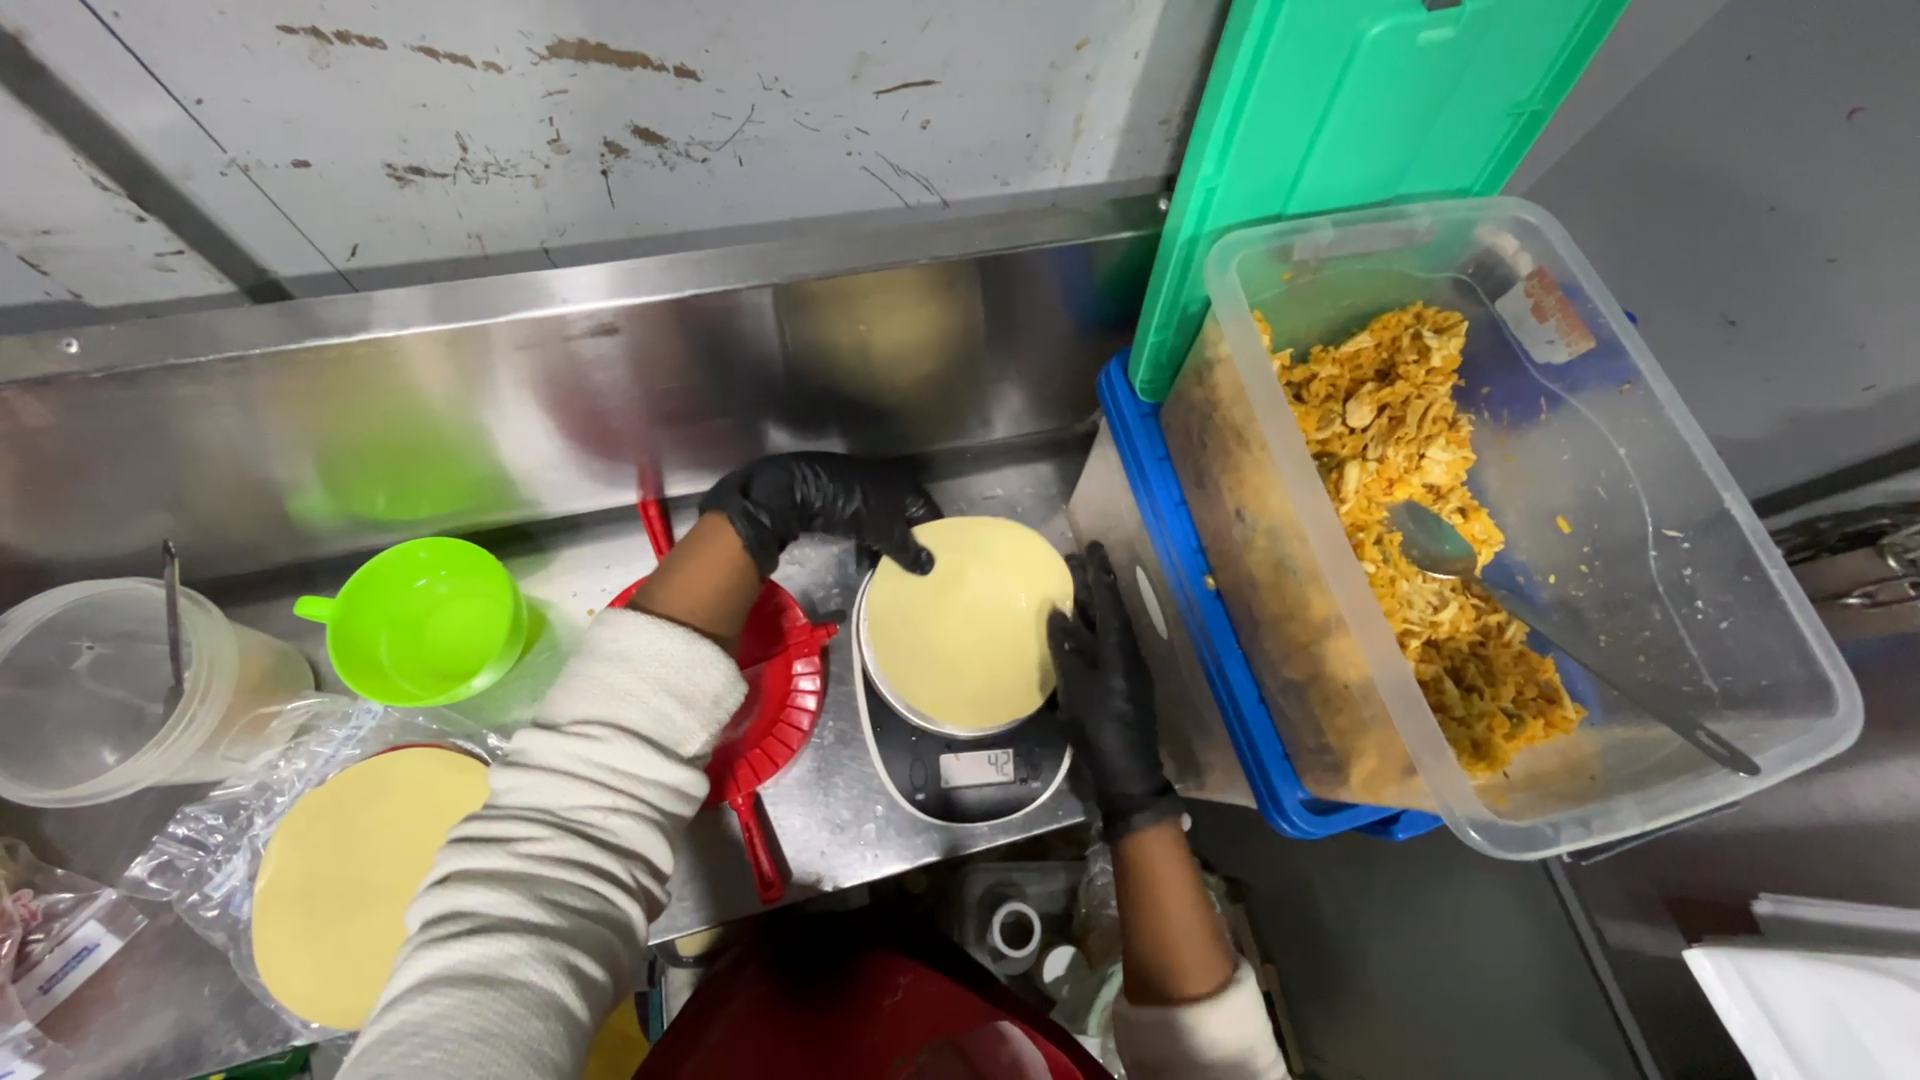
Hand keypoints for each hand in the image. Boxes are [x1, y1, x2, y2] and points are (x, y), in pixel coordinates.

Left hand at [698, 452, 942, 576]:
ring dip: (889, 548)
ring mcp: (866, 495)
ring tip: (896, 573)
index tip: (940, 563)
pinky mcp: (845, 505)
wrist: (801, 490)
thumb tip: (929, 567)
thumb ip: (908, 550)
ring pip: (886, 526)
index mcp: (905, 486)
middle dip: (912, 545)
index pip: (930, 514)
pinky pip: (867, 529)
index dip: (936, 538)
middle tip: (919, 572)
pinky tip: (869, 563)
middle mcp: (889, 486)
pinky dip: (870, 545)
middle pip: (909, 520)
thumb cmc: (853, 505)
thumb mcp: (885, 531)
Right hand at [1046, 542, 1180, 840]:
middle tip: (1071, 561)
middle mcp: (1127, 652)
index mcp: (1120, 649)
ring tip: (1067, 587)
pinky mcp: (1118, 683)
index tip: (1091, 547)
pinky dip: (1085, 632)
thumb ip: (1065, 648)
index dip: (1100, 573)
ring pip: (1104, 628)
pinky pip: (1101, 646)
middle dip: (1091, 586)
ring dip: (1087, 607)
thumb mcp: (1075, 686)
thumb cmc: (1098, 727)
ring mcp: (1124, 668)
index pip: (1109, 601)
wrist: (1125, 771)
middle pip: (1108, 611)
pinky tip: (1069, 629)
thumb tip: (1056, 614)